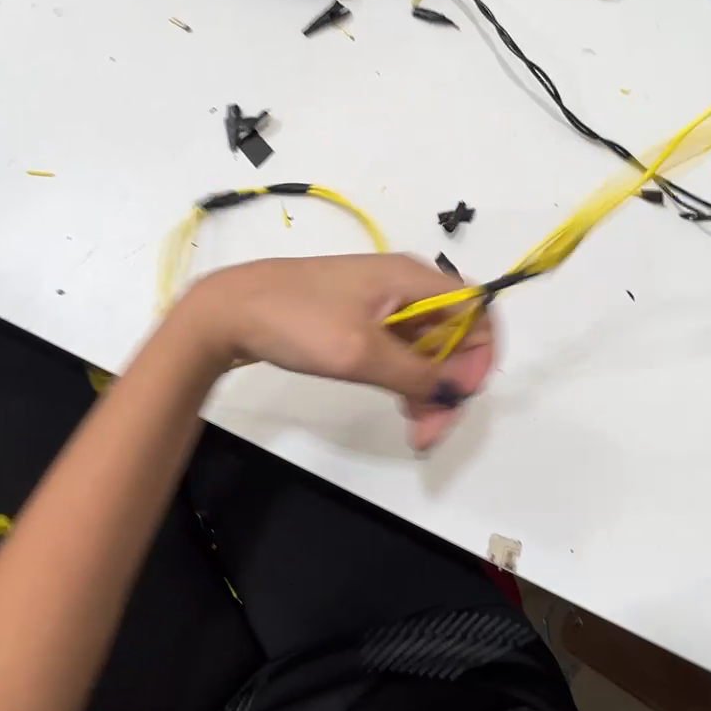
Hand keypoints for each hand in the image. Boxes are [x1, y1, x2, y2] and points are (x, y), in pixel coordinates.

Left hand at [176, 255, 497, 450]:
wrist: (230, 311)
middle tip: (430, 431)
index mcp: (412, 279)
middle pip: (455, 334)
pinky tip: (401, 411)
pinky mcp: (361, 321)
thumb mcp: (361, 352)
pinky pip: (401, 352)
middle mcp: (405, 287)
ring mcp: (381, 305)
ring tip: (415, 430)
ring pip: (429, 349)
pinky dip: (407, 382)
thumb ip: (418, 373)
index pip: (476, 309)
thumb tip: (461, 388)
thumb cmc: (296, 320)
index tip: (459, 394)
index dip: (480, 353)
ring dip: (430, 389)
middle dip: (452, 383)